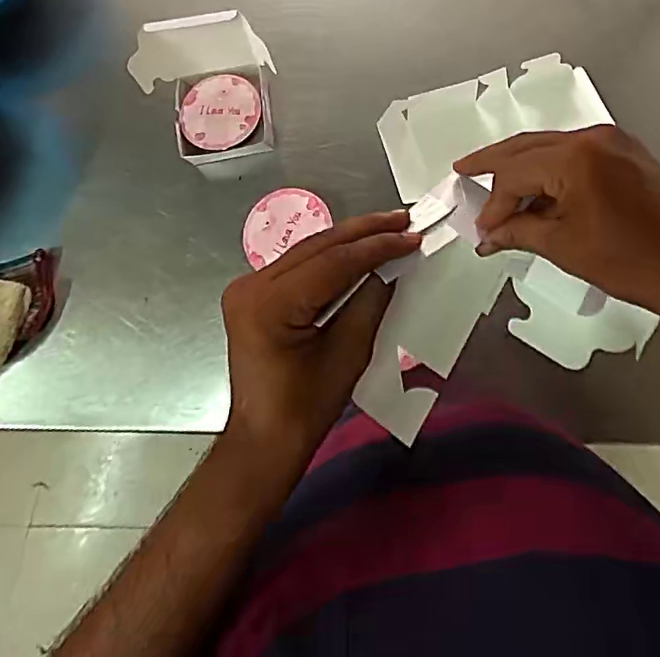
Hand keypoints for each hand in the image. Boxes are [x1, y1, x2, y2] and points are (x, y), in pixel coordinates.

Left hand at [220, 211, 418, 462]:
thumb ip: (369, 302)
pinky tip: (359, 248)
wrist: (263, 439)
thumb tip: (390, 267)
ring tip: (389, 228)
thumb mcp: (348, 354)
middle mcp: (251, 286)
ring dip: (350, 239)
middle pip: (318, 246)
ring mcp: (248, 287)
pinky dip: (332, 256)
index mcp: (270, 305)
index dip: (377, 247)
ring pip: (309, 250)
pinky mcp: (253, 293)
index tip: (411, 237)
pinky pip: (300, 265)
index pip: (333, 262)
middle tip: (403, 220)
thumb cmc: (304, 409)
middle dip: (365, 231)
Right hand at [455, 126, 659, 325]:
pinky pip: (577, 155)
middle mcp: (596, 140)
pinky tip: (540, 194)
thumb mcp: (565, 247)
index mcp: (576, 158)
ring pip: (551, 148)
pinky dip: (553, 171)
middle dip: (495, 165)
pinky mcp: (628, 155)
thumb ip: (519, 232)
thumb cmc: (643, 263)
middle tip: (467, 171)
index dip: (494, 202)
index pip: (514, 172)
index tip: (485, 226)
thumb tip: (493, 233)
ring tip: (503, 196)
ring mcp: (615, 144)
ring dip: (524, 170)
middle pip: (528, 147)